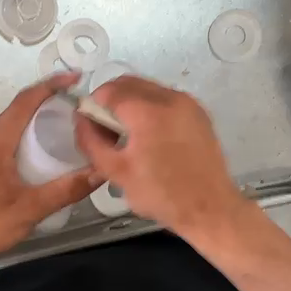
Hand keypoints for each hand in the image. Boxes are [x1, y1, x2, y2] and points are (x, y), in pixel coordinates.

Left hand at [0, 73, 99, 269]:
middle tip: (80, 102)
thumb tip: (100, 171)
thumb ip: (66, 190)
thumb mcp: (31, 209)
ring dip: (39, 113)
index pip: (25, 101)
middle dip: (50, 97)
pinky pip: (9, 133)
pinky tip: (45, 144)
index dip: (51, 85)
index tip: (76, 78)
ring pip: (14, 120)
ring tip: (69, 119)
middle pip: (20, 106)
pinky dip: (29, 129)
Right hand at [73, 77, 249, 235]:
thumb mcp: (116, 172)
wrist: (210, 207)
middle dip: (111, 99)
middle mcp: (169, 98)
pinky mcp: (199, 112)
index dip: (94, 104)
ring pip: (148, 88)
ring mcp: (188, 103)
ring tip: (129, 133)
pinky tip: (151, 135)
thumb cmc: (161, 194)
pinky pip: (166, 97)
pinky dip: (151, 106)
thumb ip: (91, 141)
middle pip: (129, 83)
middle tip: (106, 128)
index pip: (109, 91)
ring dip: (131, 101)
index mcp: (147, 112)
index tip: (91, 125)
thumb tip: (80, 119)